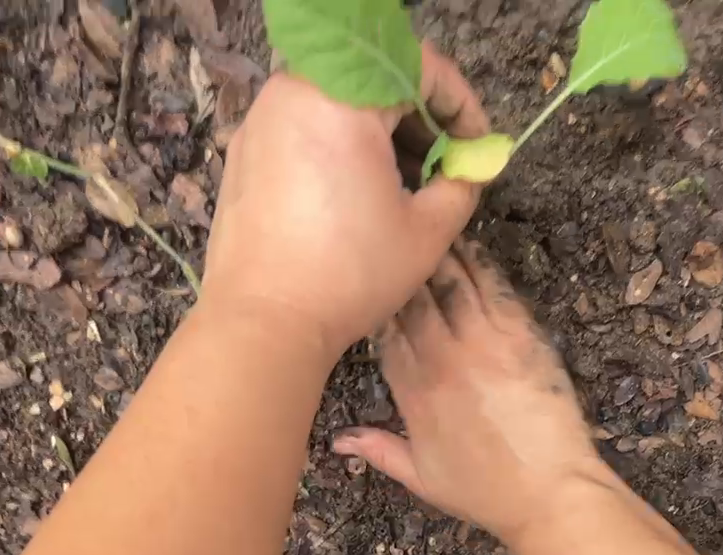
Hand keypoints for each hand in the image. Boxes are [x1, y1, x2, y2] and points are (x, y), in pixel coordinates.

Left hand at [198, 43, 489, 360]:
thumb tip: (473, 169)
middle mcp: (295, 91)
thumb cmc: (351, 275)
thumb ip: (462, 187)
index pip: (417, 66)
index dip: (460, 103)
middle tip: (445, 170)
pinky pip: (306, 130)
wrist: (266, 320)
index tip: (476, 147)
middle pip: (374, 81)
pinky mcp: (246, 153)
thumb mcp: (427, 233)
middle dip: (420, 122)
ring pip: (339, 105)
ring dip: (382, 138)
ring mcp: (262, 120)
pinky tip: (359, 199)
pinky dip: (342, 150)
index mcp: (343, 98)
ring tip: (405, 190)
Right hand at [332, 242, 621, 543]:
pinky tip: (467, 241)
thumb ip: (379, 452)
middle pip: (411, 298)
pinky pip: (494, 286)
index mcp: (413, 392)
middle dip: (401, 269)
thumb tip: (339, 439)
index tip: (370, 284)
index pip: (385, 333)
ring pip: (450, 281)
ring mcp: (483, 342)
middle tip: (392, 237)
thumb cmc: (486, 493)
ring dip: (436, 253)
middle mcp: (442, 359)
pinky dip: (478, 261)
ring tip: (425, 226)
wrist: (548, 493)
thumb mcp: (423, 479)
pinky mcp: (521, 335)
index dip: (376, 305)